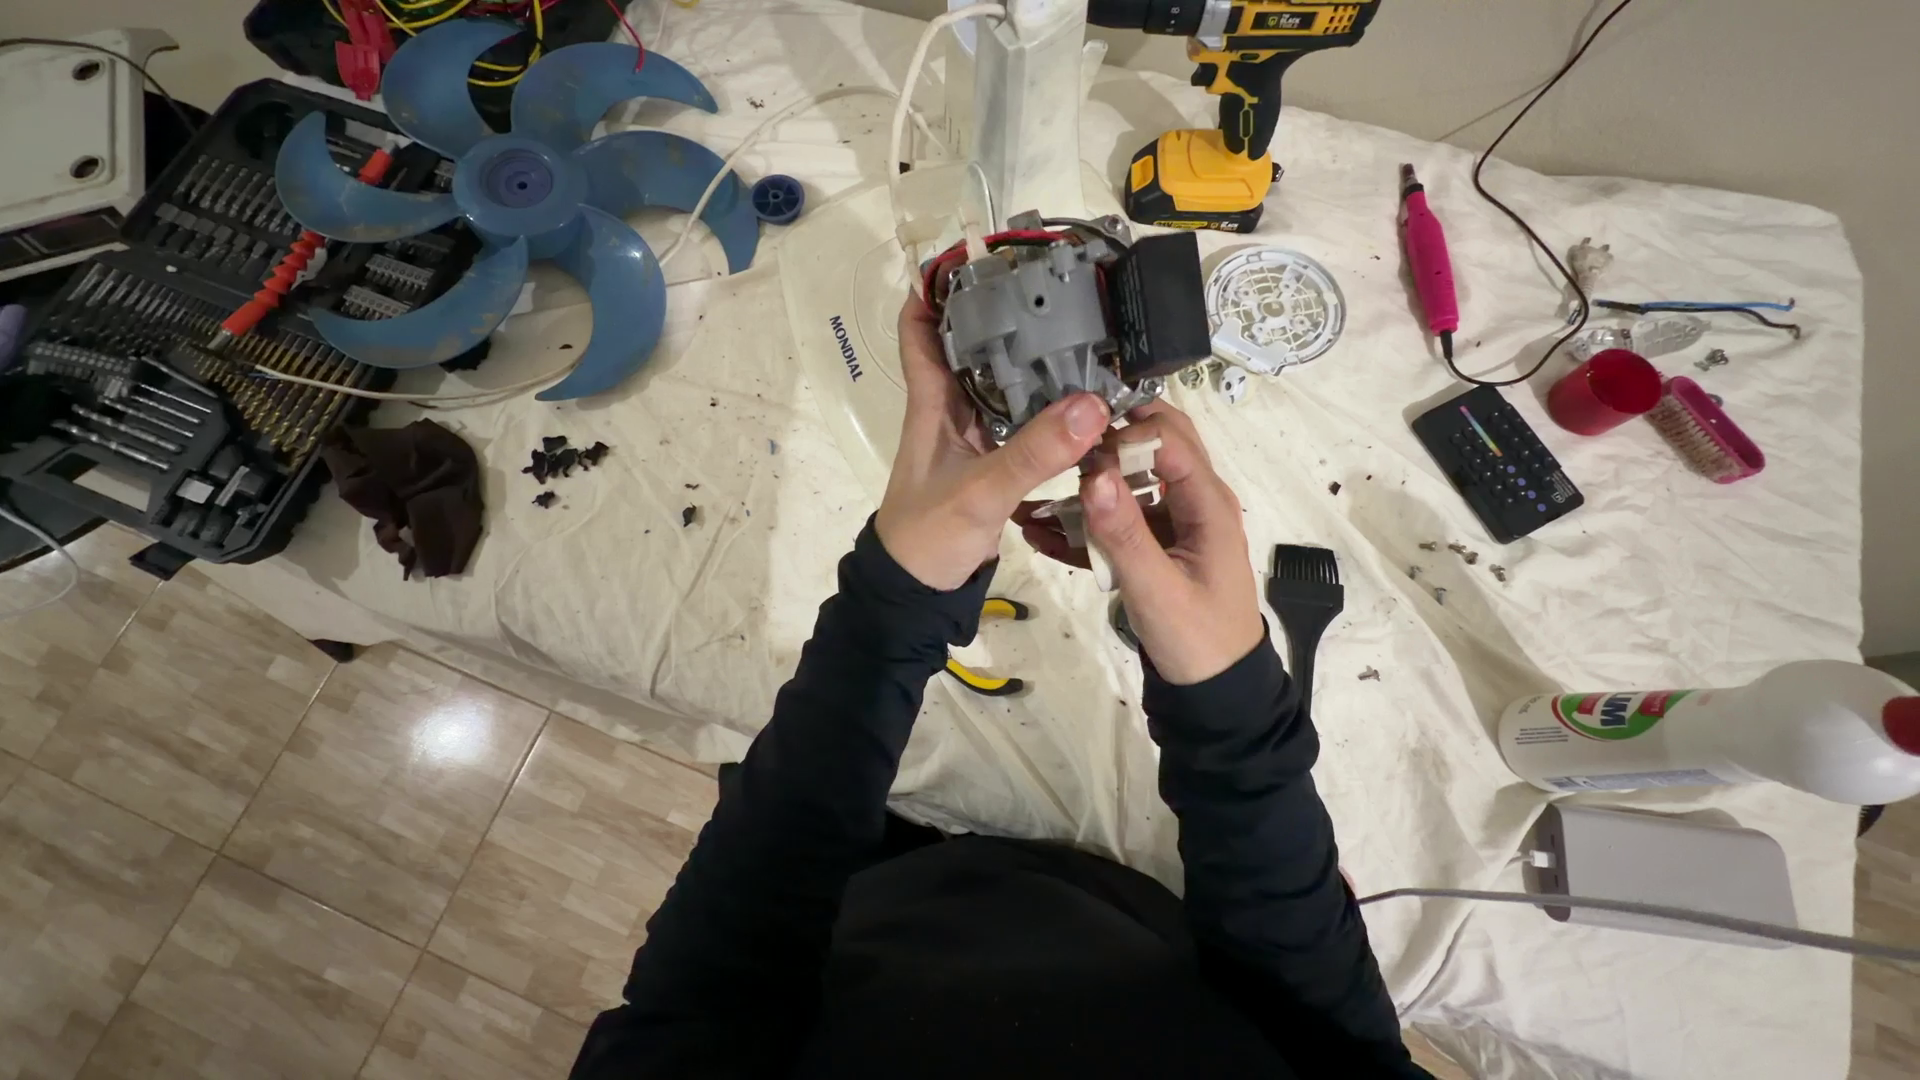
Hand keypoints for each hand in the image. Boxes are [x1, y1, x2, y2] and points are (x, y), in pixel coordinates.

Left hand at [876, 294, 1109, 590]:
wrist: (920, 590)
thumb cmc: (930, 533)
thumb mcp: (981, 490)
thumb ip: (1033, 453)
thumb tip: (1093, 403)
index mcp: (931, 403)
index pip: (919, 331)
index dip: (933, 291)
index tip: (971, 256)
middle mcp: (950, 410)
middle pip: (971, 346)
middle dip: (1002, 313)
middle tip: (1051, 286)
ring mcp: (973, 436)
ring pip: (999, 382)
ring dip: (1029, 357)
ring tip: (1077, 329)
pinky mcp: (992, 461)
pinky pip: (1019, 420)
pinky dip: (1044, 404)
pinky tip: (1078, 397)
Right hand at [1022, 401, 1262, 684]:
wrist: (1214, 688)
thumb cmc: (1195, 638)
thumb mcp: (1156, 589)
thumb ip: (1123, 532)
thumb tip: (1092, 474)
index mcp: (1208, 503)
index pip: (1168, 438)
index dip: (1123, 435)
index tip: (1079, 456)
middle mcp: (1195, 501)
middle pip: (1155, 445)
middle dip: (1107, 443)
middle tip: (1059, 452)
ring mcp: (1174, 522)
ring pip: (1130, 482)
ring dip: (1087, 487)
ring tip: (1035, 502)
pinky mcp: (1155, 544)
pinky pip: (1119, 519)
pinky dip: (1086, 524)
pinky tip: (1042, 534)